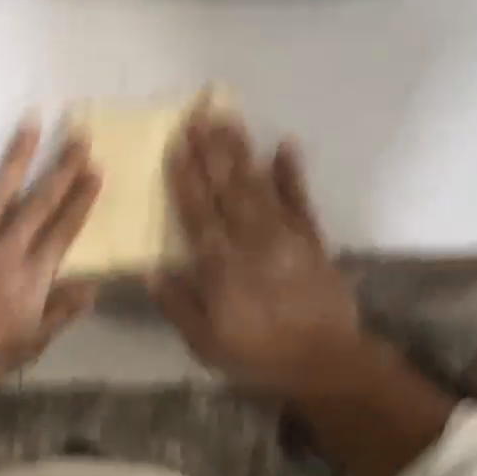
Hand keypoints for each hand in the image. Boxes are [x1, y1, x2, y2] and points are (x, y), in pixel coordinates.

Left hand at [0, 121, 102, 451]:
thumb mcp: (30, 344)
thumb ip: (61, 313)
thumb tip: (93, 287)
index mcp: (32, 276)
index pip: (64, 230)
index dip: (82, 200)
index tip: (97, 170)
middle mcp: (6, 249)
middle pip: (40, 203)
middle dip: (62, 168)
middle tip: (79, 135)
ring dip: (17, 156)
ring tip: (32, 122)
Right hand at [150, 106, 366, 401]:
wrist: (323, 360)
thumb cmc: (255, 356)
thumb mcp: (204, 342)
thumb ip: (179, 305)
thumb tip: (152, 272)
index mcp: (220, 266)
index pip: (197, 213)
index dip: (187, 178)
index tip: (177, 145)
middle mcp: (251, 241)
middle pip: (228, 188)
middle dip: (212, 151)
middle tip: (199, 114)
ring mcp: (285, 236)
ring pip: (259, 184)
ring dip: (242, 151)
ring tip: (228, 119)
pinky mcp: (312, 240)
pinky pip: (299, 199)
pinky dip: (291, 173)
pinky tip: (283, 146)